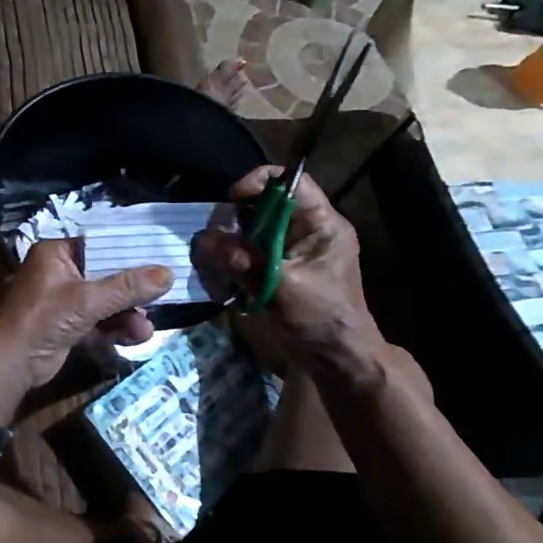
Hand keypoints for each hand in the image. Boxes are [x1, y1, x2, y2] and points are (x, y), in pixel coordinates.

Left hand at [0, 240, 172, 422]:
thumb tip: (169, 274)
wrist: (6, 366)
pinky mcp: (70, 327)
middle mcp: (62, 273)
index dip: (132, 251)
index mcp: (58, 253)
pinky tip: (137, 337)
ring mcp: (66, 302)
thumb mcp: (86, 300)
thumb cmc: (41, 318)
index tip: (162, 256)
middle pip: (109, 275)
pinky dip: (118, 329)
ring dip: (128, 314)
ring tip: (146, 328)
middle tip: (162, 296)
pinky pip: (101, 323)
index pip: (102, 244)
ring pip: (108, 302)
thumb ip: (127, 287)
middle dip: (134, 291)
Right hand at [193, 166, 385, 383]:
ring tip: (213, 253)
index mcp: (322, 224)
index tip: (232, 199)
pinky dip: (235, 258)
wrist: (337, 360)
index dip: (260, 182)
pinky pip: (252, 253)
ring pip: (256, 229)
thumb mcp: (285, 287)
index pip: (292, 182)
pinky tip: (220, 269)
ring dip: (233, 239)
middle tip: (216, 233)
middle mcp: (307, 230)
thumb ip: (246, 262)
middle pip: (268, 205)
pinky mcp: (279, 270)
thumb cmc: (322, 318)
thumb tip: (205, 240)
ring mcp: (292, 251)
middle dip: (239, 216)